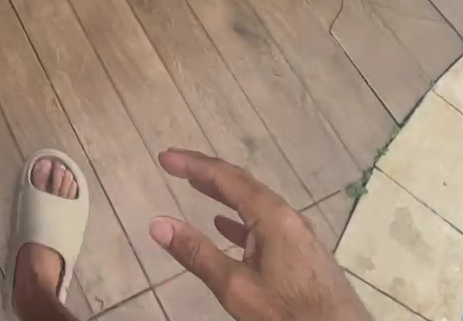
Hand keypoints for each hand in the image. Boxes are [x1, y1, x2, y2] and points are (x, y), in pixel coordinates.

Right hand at [149, 149, 371, 320]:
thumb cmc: (290, 316)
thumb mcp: (237, 289)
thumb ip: (197, 254)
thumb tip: (157, 223)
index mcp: (272, 215)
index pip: (225, 177)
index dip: (192, 164)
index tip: (164, 157)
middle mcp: (288, 217)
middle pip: (242, 183)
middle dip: (206, 171)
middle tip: (176, 165)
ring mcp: (300, 236)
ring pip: (255, 202)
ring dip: (224, 192)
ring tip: (197, 186)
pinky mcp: (305, 257)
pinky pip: (266, 221)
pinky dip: (240, 217)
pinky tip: (226, 227)